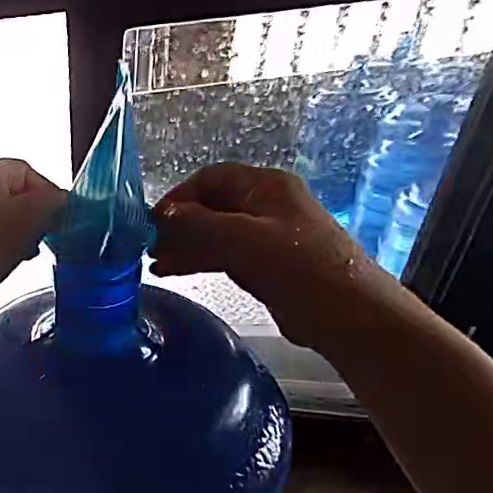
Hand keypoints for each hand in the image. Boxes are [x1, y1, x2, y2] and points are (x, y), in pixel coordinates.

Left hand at [0, 158, 66, 329]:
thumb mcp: (29, 218)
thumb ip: (53, 202)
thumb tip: (63, 202)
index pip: (27, 171)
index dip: (48, 194)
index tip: (60, 217)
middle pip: (16, 195)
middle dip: (35, 216)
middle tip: (44, 236)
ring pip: (4, 219)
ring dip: (21, 235)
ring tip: (24, 253)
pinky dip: (4, 249)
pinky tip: (6, 264)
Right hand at [151, 163, 397, 350]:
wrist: (346, 314)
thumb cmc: (300, 267)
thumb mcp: (246, 240)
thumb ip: (201, 225)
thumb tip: (163, 215)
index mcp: (266, 187)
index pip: (212, 178)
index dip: (180, 196)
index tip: (152, 221)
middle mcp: (265, 207)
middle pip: (211, 207)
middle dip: (179, 225)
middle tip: (147, 246)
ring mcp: (266, 238)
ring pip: (215, 235)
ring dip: (185, 246)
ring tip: (153, 263)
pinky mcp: (265, 266)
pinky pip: (224, 256)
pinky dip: (200, 261)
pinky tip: (174, 271)